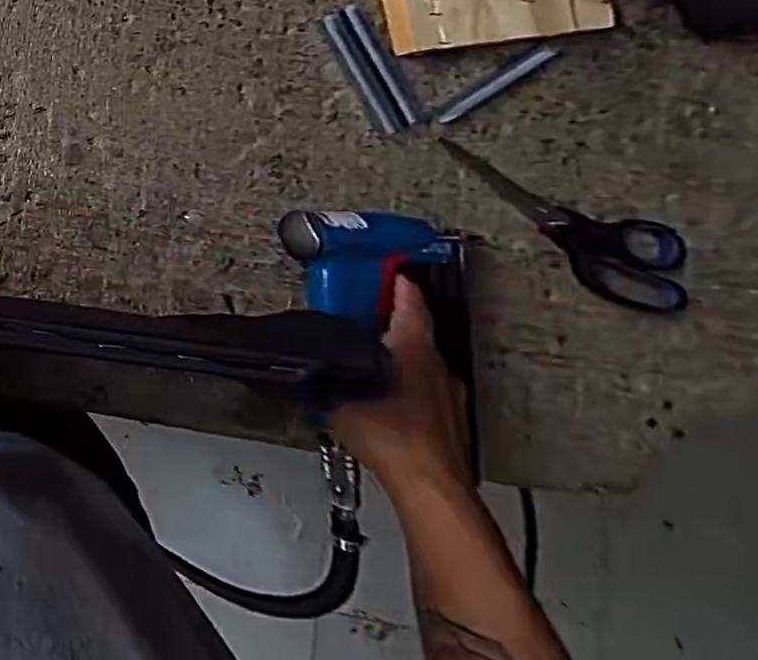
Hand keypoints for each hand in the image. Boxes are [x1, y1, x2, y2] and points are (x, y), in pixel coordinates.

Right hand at [330, 275, 471, 491]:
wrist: (429, 485)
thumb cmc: (393, 437)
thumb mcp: (339, 394)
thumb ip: (326, 372)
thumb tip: (307, 363)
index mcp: (414, 346)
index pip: (409, 301)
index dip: (398, 283)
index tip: (393, 272)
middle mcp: (437, 365)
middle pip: (418, 329)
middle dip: (395, 320)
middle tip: (374, 314)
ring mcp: (448, 394)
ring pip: (424, 361)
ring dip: (403, 355)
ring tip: (376, 359)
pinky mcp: (450, 421)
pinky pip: (428, 389)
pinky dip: (410, 385)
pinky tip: (389, 400)